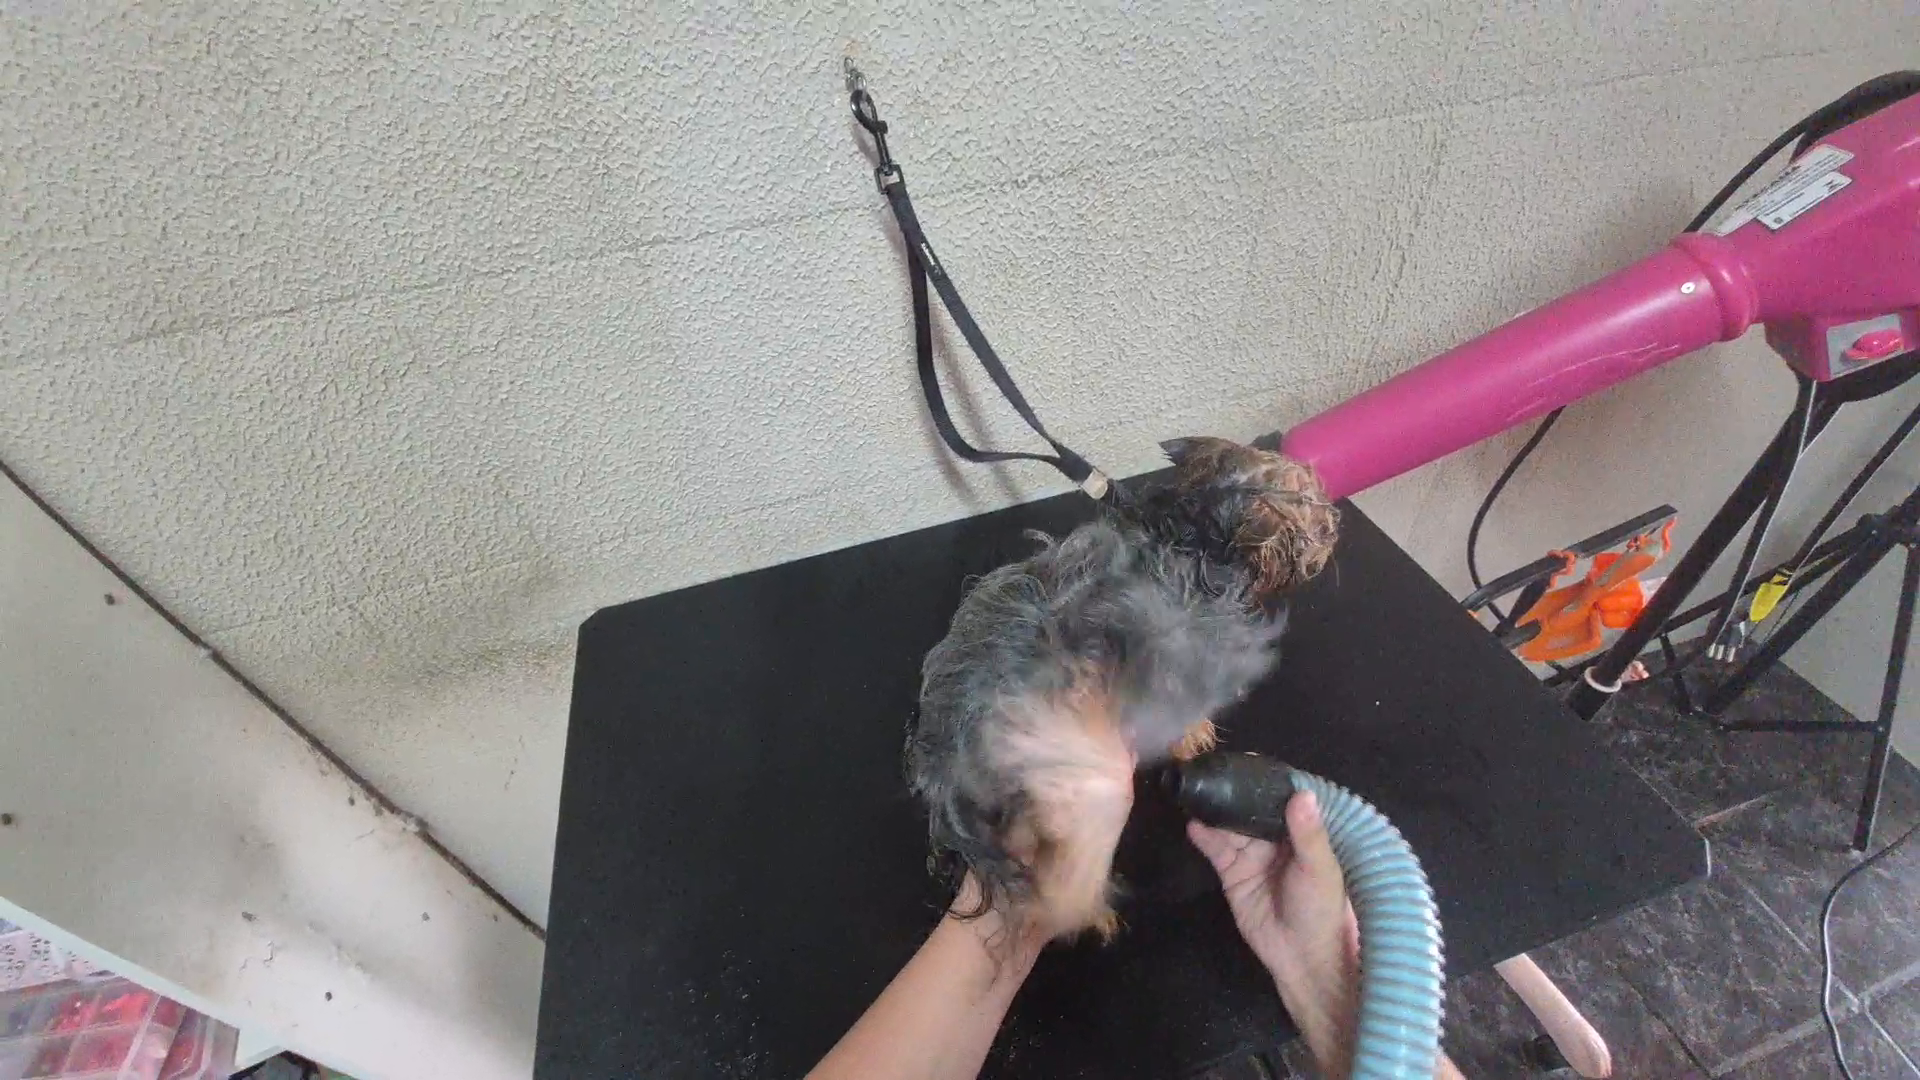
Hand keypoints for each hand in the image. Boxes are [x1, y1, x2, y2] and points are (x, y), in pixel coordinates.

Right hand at [1189, 791, 1359, 1077]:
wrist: (1302, 960)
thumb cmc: (1321, 910)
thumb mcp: (1320, 870)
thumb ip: (1308, 833)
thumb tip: (1301, 793)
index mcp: (1300, 832)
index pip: (1280, 797)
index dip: (1264, 778)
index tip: (1245, 756)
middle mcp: (1273, 838)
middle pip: (1248, 807)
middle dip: (1231, 789)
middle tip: (1208, 767)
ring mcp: (1250, 853)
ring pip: (1228, 824)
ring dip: (1213, 809)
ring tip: (1194, 789)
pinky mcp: (1231, 871)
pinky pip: (1214, 847)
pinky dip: (1202, 834)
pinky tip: (1193, 822)